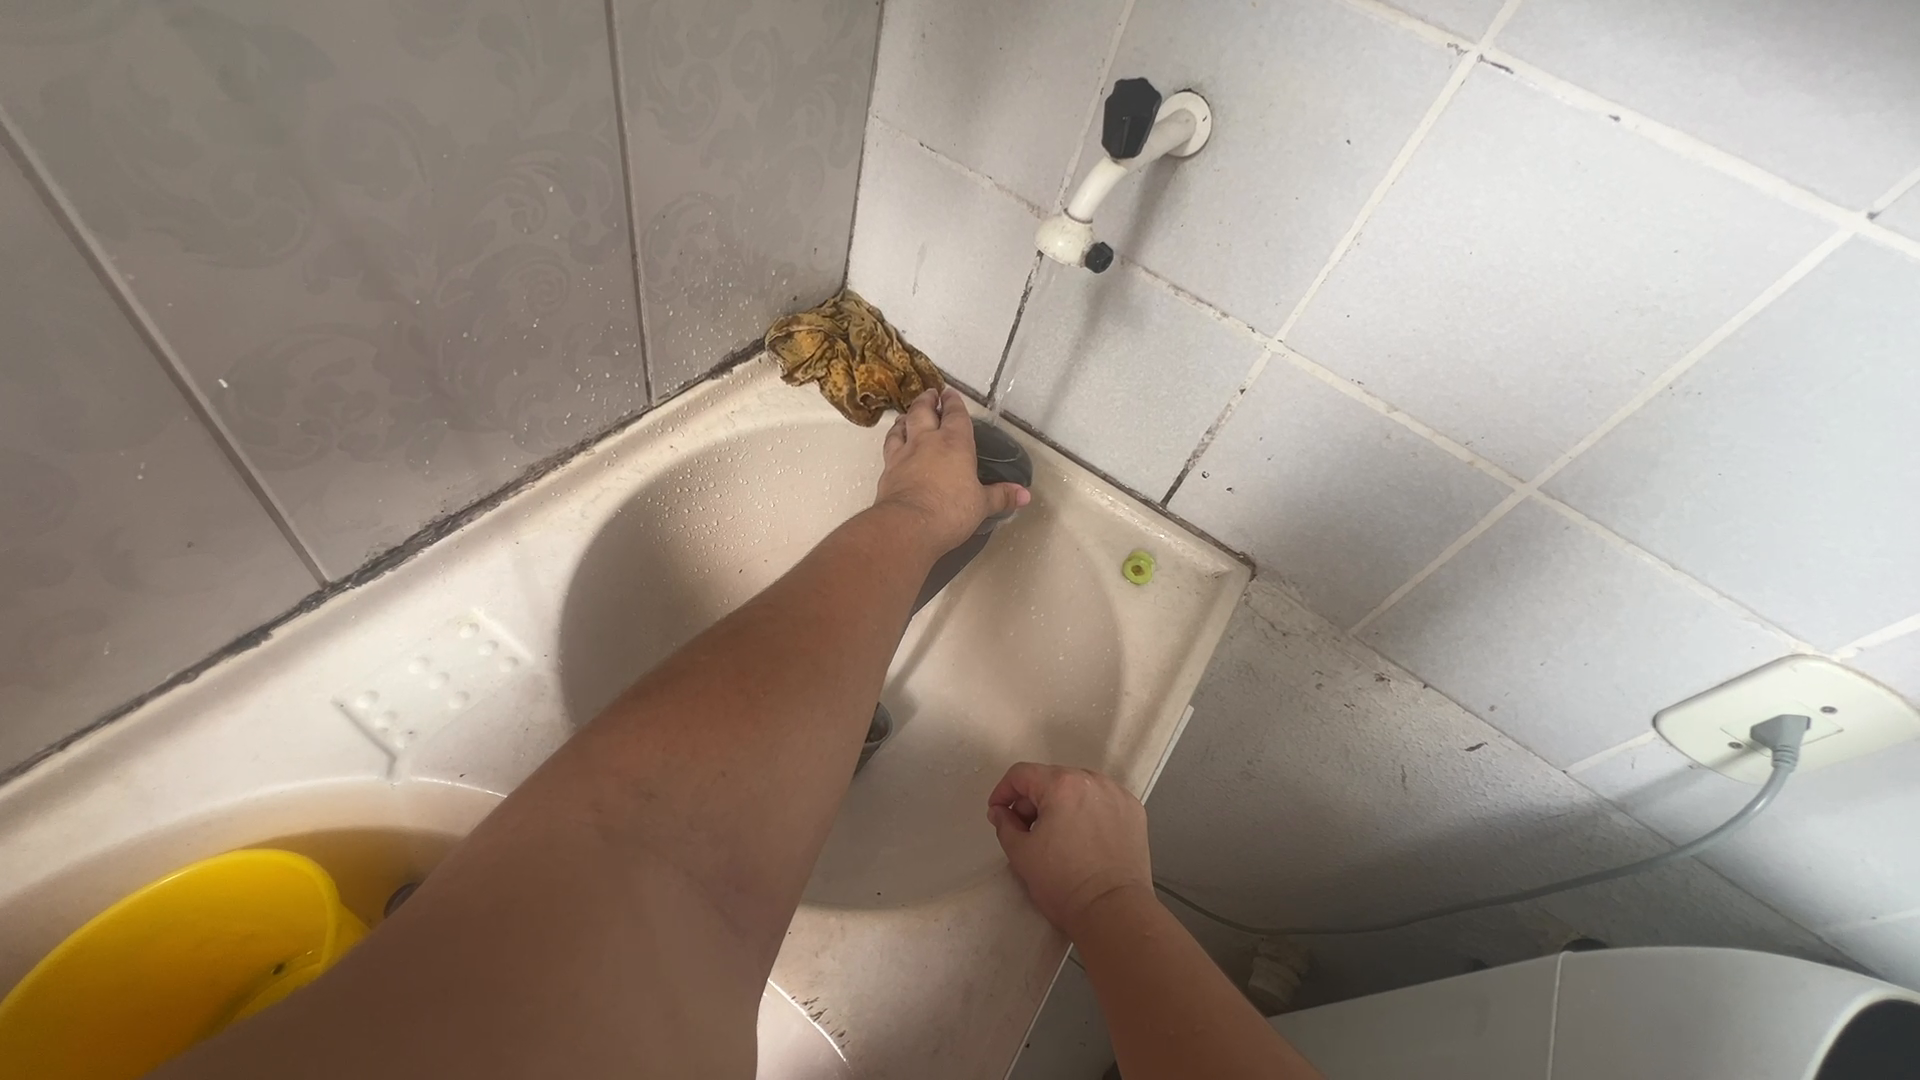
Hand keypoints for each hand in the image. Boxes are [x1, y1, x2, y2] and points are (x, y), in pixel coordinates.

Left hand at [874, 388, 1029, 554]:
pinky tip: (893, 445)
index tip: (950, 393)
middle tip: (929, 394)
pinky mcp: (887, 470)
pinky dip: (892, 441)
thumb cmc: (950, 511)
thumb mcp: (981, 505)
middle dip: (927, 400)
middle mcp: (926, 441)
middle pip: (922, 411)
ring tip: (907, 415)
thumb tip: (1024, 495)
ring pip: (901, 426)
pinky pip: (888, 447)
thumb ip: (1001, 496)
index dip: (953, 402)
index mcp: (954, 443)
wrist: (908, 526)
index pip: (954, 414)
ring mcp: (903, 454)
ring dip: (905, 417)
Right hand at [987, 763, 1152, 936]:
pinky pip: (1102, 801)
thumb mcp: (1021, 854)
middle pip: (1051, 780)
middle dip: (1033, 801)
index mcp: (1061, 785)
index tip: (998, 811)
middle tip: (1026, 830)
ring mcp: (1116, 794)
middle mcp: (1091, 780)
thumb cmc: (1065, 884)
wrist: (1113, 911)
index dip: (1004, 791)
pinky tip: (1084, 838)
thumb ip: (1005, 825)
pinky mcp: (1133, 811)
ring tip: (1057, 837)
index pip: (1022, 774)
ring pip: (1077, 789)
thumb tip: (1000, 812)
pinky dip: (1088, 812)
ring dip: (1061, 805)